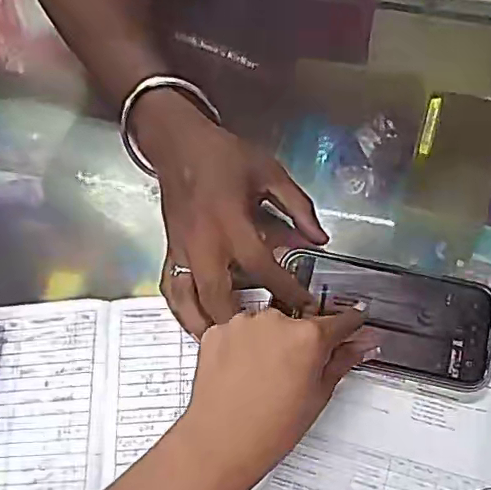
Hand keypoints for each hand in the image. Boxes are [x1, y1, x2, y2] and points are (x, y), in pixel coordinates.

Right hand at [133, 91, 327, 334]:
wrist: (178, 145)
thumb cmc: (225, 158)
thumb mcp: (269, 173)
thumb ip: (298, 207)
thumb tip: (320, 239)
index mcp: (231, 224)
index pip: (263, 268)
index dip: (286, 291)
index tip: (306, 308)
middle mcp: (204, 245)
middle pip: (219, 298)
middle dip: (240, 323)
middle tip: (261, 341)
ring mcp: (182, 253)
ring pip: (188, 302)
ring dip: (205, 325)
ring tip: (225, 344)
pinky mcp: (170, 253)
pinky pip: (171, 290)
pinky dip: (182, 311)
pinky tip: (195, 323)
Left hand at [171, 305, 375, 484]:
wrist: (221, 443)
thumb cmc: (267, 429)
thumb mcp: (317, 396)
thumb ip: (341, 362)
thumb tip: (359, 346)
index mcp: (307, 337)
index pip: (341, 320)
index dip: (350, 327)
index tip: (354, 326)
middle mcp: (274, 322)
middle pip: (299, 323)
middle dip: (301, 342)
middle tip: (296, 374)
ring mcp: (241, 325)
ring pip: (266, 326)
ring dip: (269, 343)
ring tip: (265, 379)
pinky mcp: (215, 332)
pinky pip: (237, 332)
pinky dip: (242, 348)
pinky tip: (244, 375)